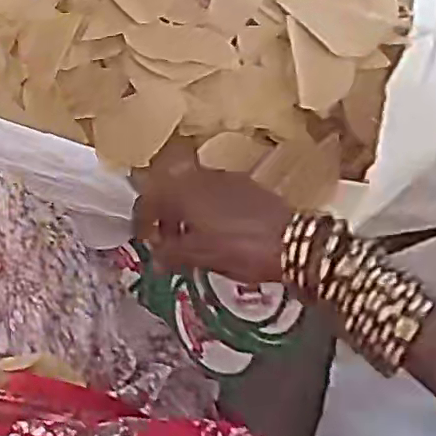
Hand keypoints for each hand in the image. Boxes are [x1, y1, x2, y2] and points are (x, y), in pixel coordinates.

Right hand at [134, 162, 292, 283]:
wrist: (295, 241)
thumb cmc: (239, 248)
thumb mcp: (200, 256)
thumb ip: (171, 254)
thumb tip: (154, 259)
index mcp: (182, 190)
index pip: (148, 199)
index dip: (141, 221)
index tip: (142, 241)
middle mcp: (200, 176)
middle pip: (170, 190)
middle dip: (164, 214)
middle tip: (165, 241)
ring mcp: (225, 178)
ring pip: (193, 191)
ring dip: (185, 212)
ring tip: (191, 239)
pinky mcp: (247, 185)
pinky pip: (214, 193)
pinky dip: (206, 210)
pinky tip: (217, 232)